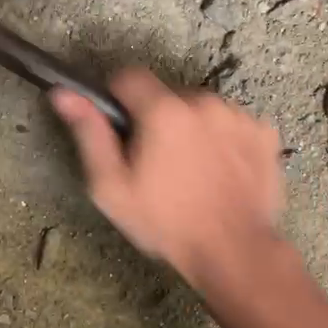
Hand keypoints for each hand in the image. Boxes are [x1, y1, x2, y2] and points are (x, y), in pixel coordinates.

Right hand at [51, 69, 287, 290]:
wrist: (233, 251)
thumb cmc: (164, 223)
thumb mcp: (111, 186)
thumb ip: (89, 134)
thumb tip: (64, 94)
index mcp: (164, 111)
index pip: (129, 77)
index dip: (117, 100)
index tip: (120, 129)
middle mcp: (204, 102)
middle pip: (167, 96)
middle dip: (156, 120)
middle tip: (154, 163)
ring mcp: (238, 116)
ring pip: (200, 110)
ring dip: (190, 129)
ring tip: (189, 172)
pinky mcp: (264, 133)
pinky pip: (230, 125)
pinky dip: (221, 140)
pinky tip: (217, 173)